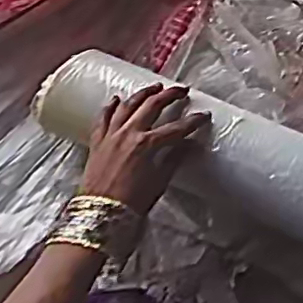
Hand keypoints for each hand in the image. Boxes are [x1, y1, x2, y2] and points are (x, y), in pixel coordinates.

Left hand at [79, 85, 209, 212]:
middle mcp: (129, 133)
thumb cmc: (132, 202)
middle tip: (182, 90)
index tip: (204, 116)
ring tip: (155, 87)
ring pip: (128, 105)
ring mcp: (111, 135)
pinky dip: (111, 106)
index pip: (177, 128)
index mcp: (147, 144)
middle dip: (170, 95)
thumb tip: (190, 144)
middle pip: (152, 106)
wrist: (98, 215)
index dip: (194, 121)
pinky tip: (118, 99)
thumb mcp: (159, 182)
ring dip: (143, 93)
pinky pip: (103, 118)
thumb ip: (174, 159)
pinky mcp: (97, 141)